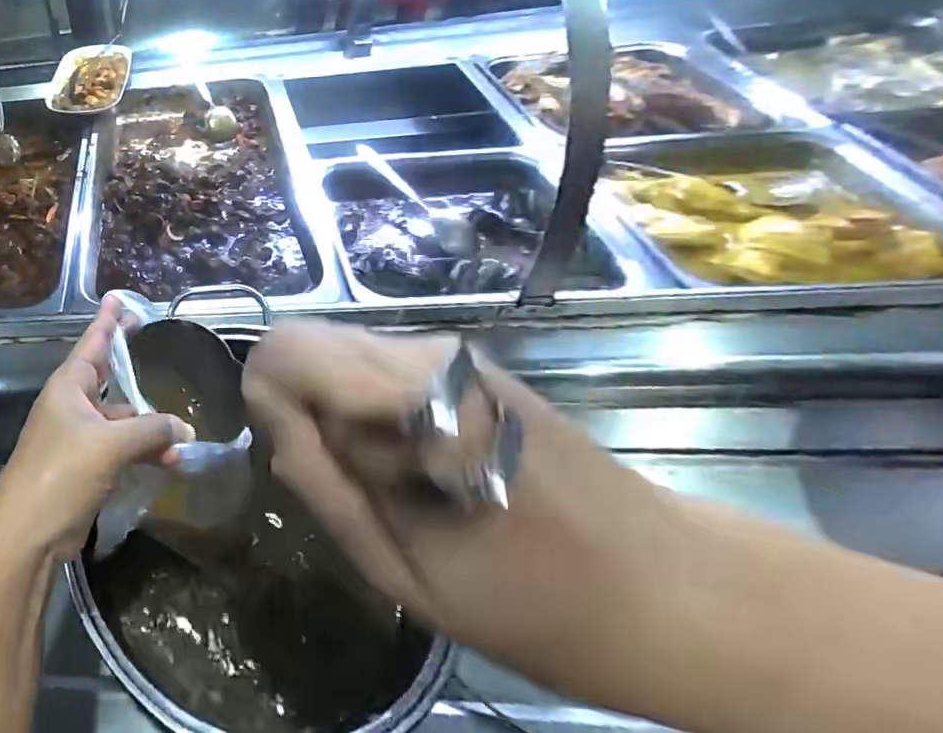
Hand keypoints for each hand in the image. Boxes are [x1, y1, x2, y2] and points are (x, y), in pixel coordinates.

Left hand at [0, 298, 193, 560]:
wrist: (26, 537)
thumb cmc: (61, 475)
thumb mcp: (110, 445)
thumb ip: (151, 430)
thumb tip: (185, 430)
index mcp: (67, 388)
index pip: (92, 343)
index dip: (107, 320)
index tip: (118, 297)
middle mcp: (69, 407)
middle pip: (108, 379)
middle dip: (134, 369)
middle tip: (156, 343)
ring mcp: (74, 438)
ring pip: (119, 420)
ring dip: (148, 426)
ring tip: (181, 438)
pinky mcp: (81, 468)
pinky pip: (118, 448)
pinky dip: (141, 452)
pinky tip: (167, 462)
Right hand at [242, 321, 684, 668]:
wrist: (671, 588)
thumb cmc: (536, 604)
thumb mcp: (405, 575)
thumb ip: (327, 486)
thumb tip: (273, 425)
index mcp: (416, 406)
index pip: (284, 353)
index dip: (272, 405)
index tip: (306, 463)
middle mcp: (428, 356)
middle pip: (302, 339)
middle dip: (297, 402)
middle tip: (338, 472)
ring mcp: (451, 352)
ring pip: (334, 347)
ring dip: (331, 404)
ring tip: (384, 473)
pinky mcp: (466, 360)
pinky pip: (373, 362)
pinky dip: (364, 402)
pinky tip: (413, 458)